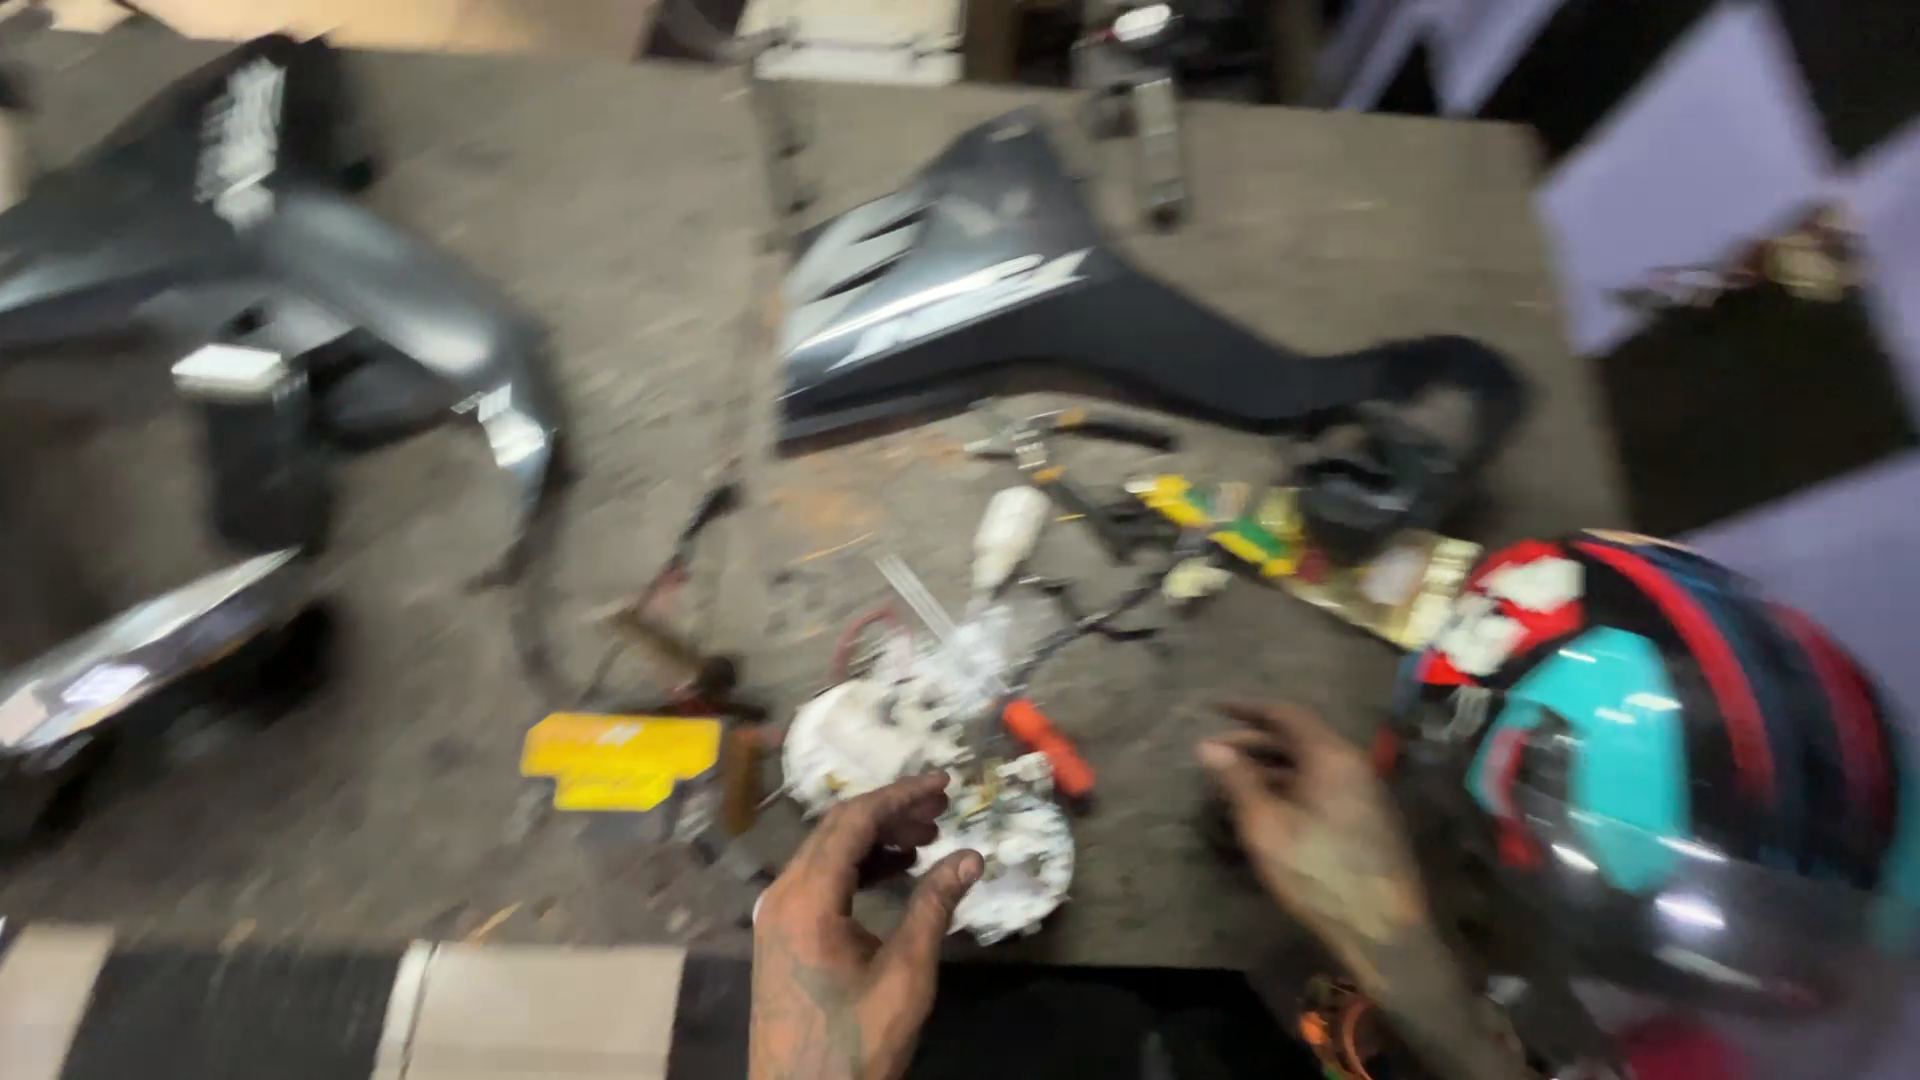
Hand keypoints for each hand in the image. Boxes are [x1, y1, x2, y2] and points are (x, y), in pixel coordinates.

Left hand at [751, 772, 984, 1079]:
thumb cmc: (855, 1046)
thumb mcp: (905, 976)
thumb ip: (934, 906)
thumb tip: (972, 856)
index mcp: (806, 898)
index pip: (855, 820)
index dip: (902, 795)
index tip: (943, 784)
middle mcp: (784, 893)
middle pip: (840, 827)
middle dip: (893, 811)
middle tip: (942, 809)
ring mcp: (778, 912)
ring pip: (831, 849)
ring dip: (878, 836)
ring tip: (929, 836)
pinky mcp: (783, 930)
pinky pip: (823, 876)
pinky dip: (861, 864)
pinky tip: (899, 867)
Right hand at [1195, 703, 1428, 992]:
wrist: (1385, 932)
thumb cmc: (1318, 872)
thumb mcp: (1265, 825)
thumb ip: (1236, 780)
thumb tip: (1207, 746)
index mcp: (1331, 757)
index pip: (1285, 714)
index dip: (1247, 709)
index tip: (1215, 709)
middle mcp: (1352, 765)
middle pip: (1297, 738)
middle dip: (1253, 741)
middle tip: (1216, 753)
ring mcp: (1364, 792)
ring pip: (1309, 763)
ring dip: (1269, 765)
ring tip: (1234, 780)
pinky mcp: (1367, 818)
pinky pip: (1321, 783)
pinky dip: (1289, 782)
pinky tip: (1266, 805)